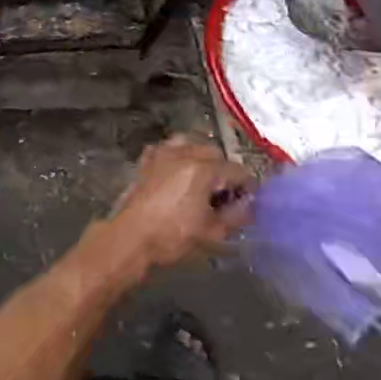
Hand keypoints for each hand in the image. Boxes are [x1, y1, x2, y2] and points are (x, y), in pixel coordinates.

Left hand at [76, 136, 253, 293]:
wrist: (132, 235)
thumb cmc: (173, 235)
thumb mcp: (214, 231)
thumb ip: (237, 214)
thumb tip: (249, 204)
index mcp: (201, 169)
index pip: (237, 170)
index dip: (247, 187)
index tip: (246, 203)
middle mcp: (181, 154)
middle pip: (214, 152)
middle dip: (225, 171)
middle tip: (225, 196)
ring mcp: (160, 154)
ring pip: (189, 143)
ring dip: (201, 158)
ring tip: (204, 182)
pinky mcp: (145, 160)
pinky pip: (166, 148)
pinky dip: (177, 155)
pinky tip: (179, 174)